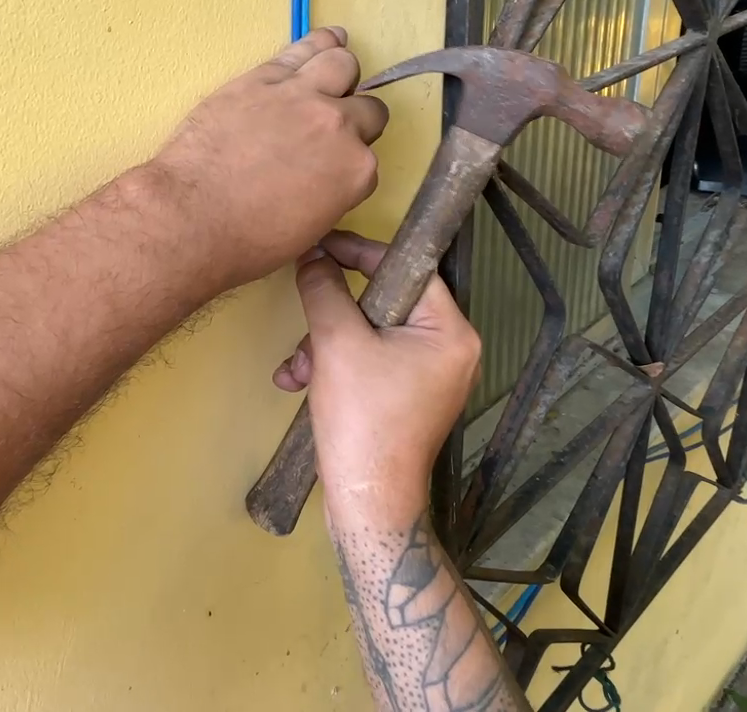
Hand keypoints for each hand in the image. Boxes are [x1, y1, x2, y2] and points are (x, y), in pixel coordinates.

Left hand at [145, 28, 388, 287]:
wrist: (191, 216)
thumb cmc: (246, 240)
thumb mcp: (307, 230)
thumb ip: (329, 194)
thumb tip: (322, 178)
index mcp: (356, 172)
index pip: (367, 156)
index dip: (348, 160)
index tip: (327, 165)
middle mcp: (339, 127)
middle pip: (366, 108)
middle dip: (352, 118)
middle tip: (324, 129)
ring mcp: (301, 96)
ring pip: (341, 64)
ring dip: (340, 72)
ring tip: (333, 73)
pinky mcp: (262, 78)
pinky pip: (302, 49)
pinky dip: (319, 43)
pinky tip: (329, 38)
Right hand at [274, 231, 481, 525]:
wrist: (366, 501)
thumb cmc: (363, 416)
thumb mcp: (336, 341)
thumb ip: (324, 289)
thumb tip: (313, 257)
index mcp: (449, 332)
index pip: (407, 268)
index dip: (361, 252)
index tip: (322, 246)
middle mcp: (446, 350)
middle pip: (380, 304)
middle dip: (331, 316)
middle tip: (305, 325)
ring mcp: (424, 377)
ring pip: (365, 334)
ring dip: (322, 345)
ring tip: (297, 370)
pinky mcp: (402, 398)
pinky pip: (365, 362)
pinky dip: (330, 366)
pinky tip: (298, 383)